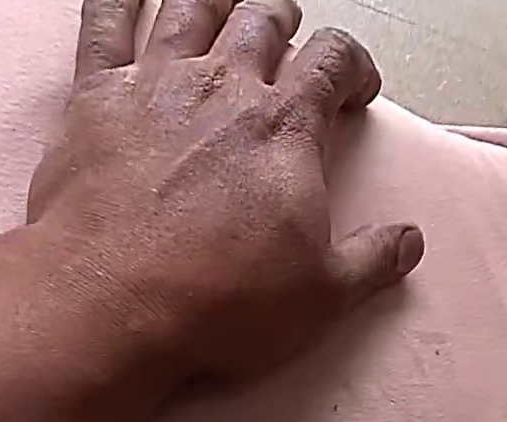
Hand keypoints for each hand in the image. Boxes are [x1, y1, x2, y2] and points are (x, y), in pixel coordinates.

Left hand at [28, 0, 423, 380]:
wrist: (119, 306)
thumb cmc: (222, 304)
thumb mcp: (319, 297)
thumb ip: (371, 262)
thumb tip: (412, 240)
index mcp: (284, 128)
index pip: (333, 63)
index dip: (352, 68)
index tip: (356, 89)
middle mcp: (223, 88)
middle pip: (262, 23)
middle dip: (282, 22)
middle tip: (286, 35)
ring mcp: (155, 87)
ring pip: (191, 5)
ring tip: (225, 2)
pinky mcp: (94, 103)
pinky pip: (102, 21)